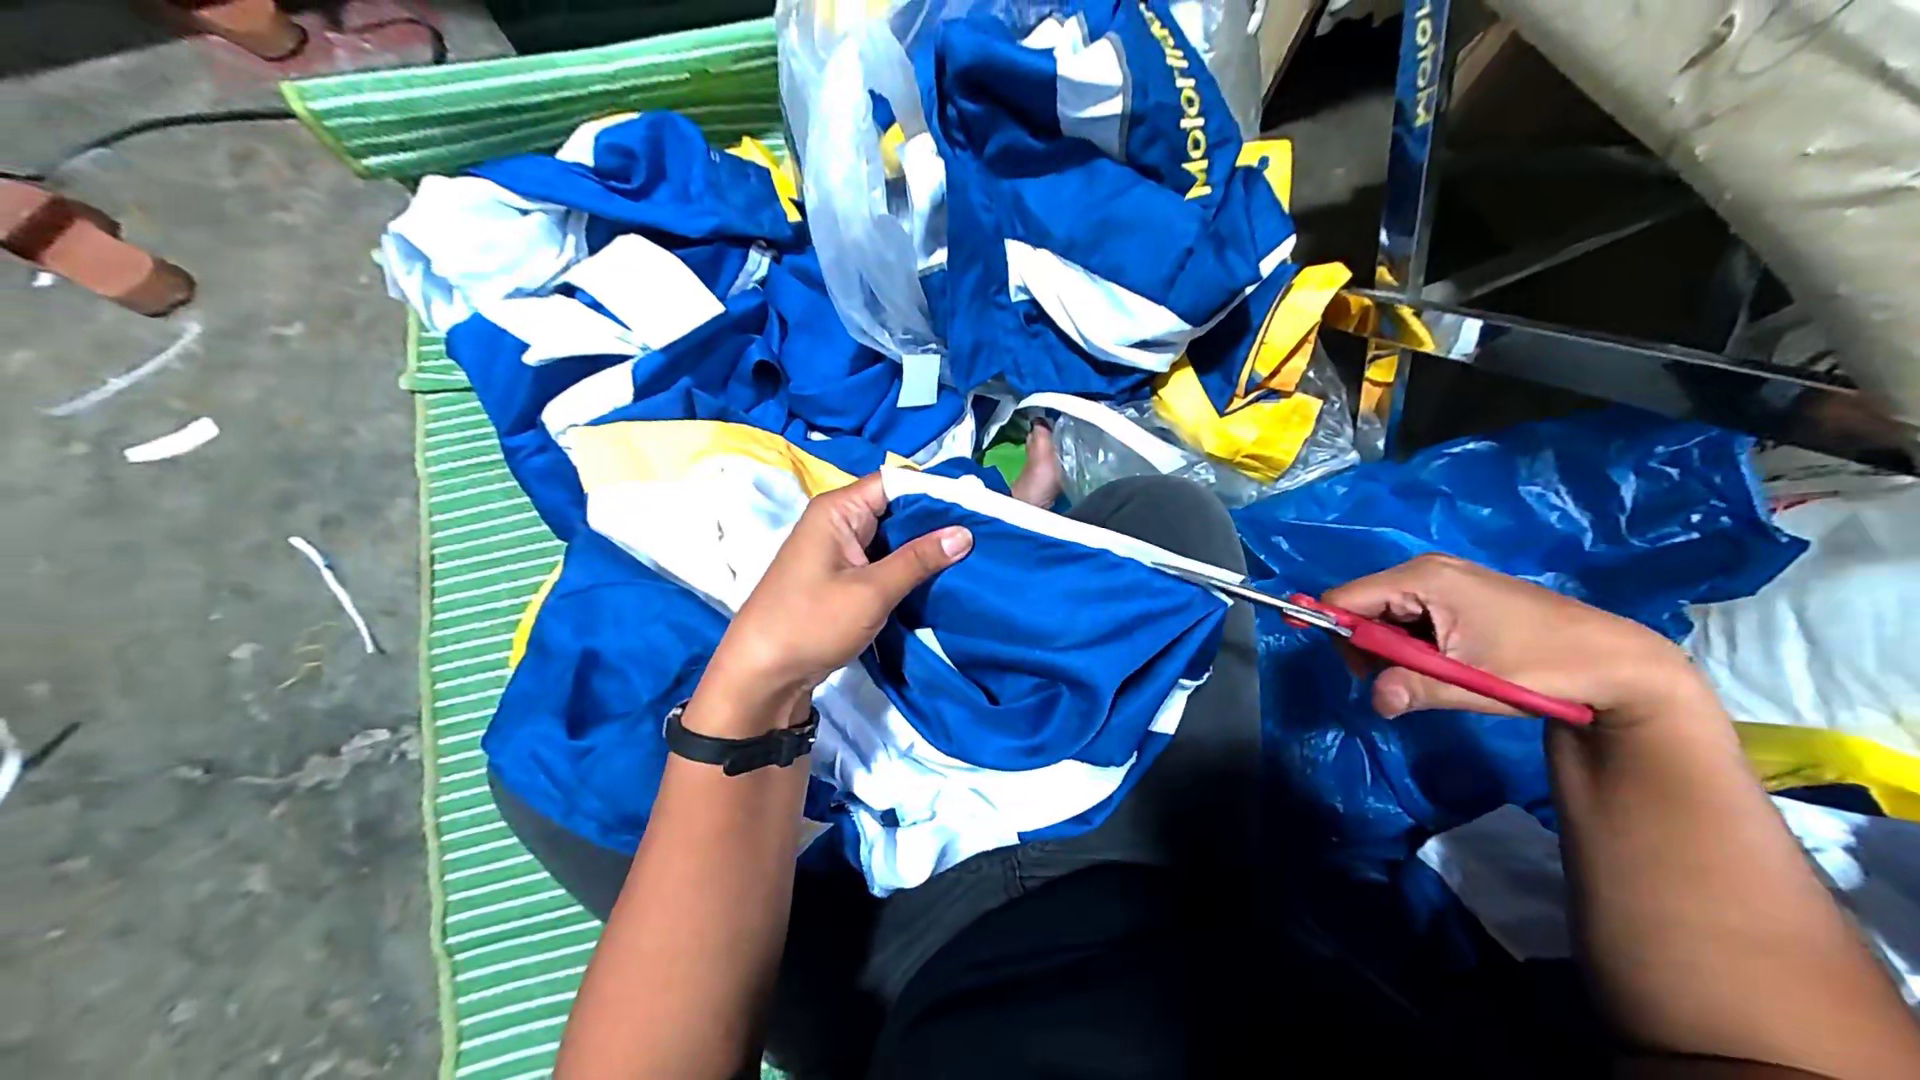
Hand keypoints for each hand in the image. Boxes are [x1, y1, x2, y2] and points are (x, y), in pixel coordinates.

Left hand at [693, 473, 972, 731]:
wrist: (762, 675)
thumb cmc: (811, 623)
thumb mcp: (871, 591)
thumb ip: (918, 560)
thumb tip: (965, 532)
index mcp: (839, 509)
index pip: (896, 482)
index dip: (935, 490)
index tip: (977, 505)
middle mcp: (839, 521)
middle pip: (896, 508)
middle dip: (935, 521)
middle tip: (982, 533)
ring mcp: (840, 550)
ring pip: (892, 537)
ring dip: (924, 547)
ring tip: (971, 554)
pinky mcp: (843, 576)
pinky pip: (882, 561)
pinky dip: (908, 568)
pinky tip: (940, 577)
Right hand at [1322, 554, 1711, 729]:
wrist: (1620, 663)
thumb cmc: (1545, 666)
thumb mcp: (1473, 681)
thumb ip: (1413, 688)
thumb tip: (1373, 700)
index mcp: (1423, 579)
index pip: (1343, 598)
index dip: (1327, 627)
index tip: (1339, 664)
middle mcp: (1426, 570)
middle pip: (1361, 605)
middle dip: (1367, 646)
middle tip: (1398, 682)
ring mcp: (1443, 579)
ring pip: (1384, 613)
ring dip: (1394, 649)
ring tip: (1432, 674)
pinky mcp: (1457, 594)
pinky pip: (1409, 615)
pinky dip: (1412, 643)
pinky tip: (1444, 662)